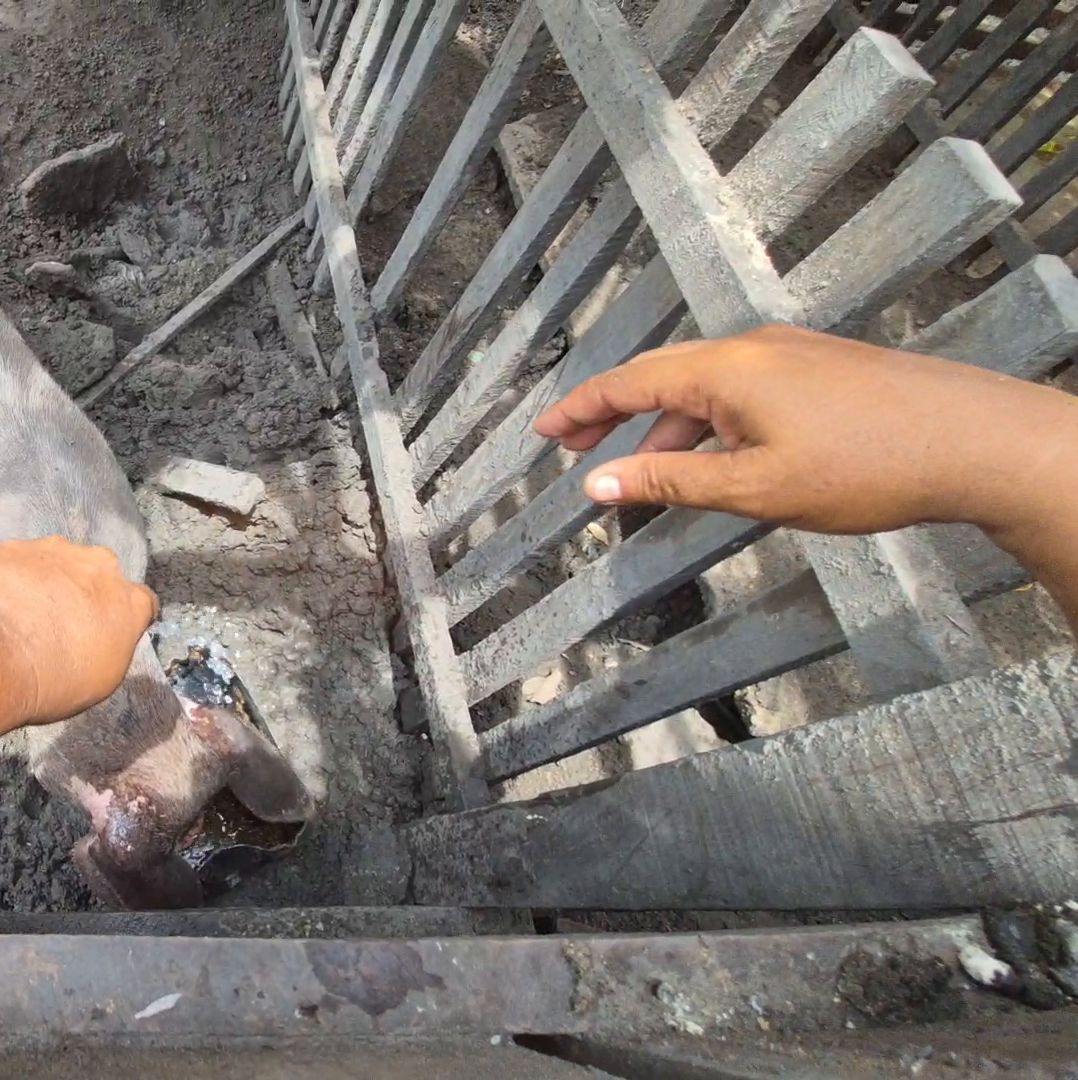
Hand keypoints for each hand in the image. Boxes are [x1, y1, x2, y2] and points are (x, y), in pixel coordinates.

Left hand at [0, 537, 158, 725]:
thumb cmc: (52, 679)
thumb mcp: (101, 678)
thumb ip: (112, 644)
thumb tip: (102, 633)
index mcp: (128, 600)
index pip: (141, 602)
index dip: (122, 617)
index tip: (104, 633)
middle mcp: (97, 564)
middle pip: (97, 573)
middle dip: (83, 592)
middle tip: (57, 624)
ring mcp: (50, 549)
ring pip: (53, 562)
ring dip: (43, 581)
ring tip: (18, 616)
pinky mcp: (8, 547)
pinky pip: (12, 562)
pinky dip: (6, 579)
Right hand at [534, 324, 1077, 534]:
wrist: (1000, 447)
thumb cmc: (870, 468)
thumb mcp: (752, 486)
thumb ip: (665, 482)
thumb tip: (593, 485)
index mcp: (726, 371)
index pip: (626, 383)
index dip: (578, 408)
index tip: (542, 430)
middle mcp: (752, 350)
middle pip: (656, 376)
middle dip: (608, 413)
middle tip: (572, 446)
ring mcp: (789, 355)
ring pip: (697, 386)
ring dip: (658, 425)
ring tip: (638, 470)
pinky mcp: (818, 369)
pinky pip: (735, 390)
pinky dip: (701, 422)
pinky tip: (706, 457)